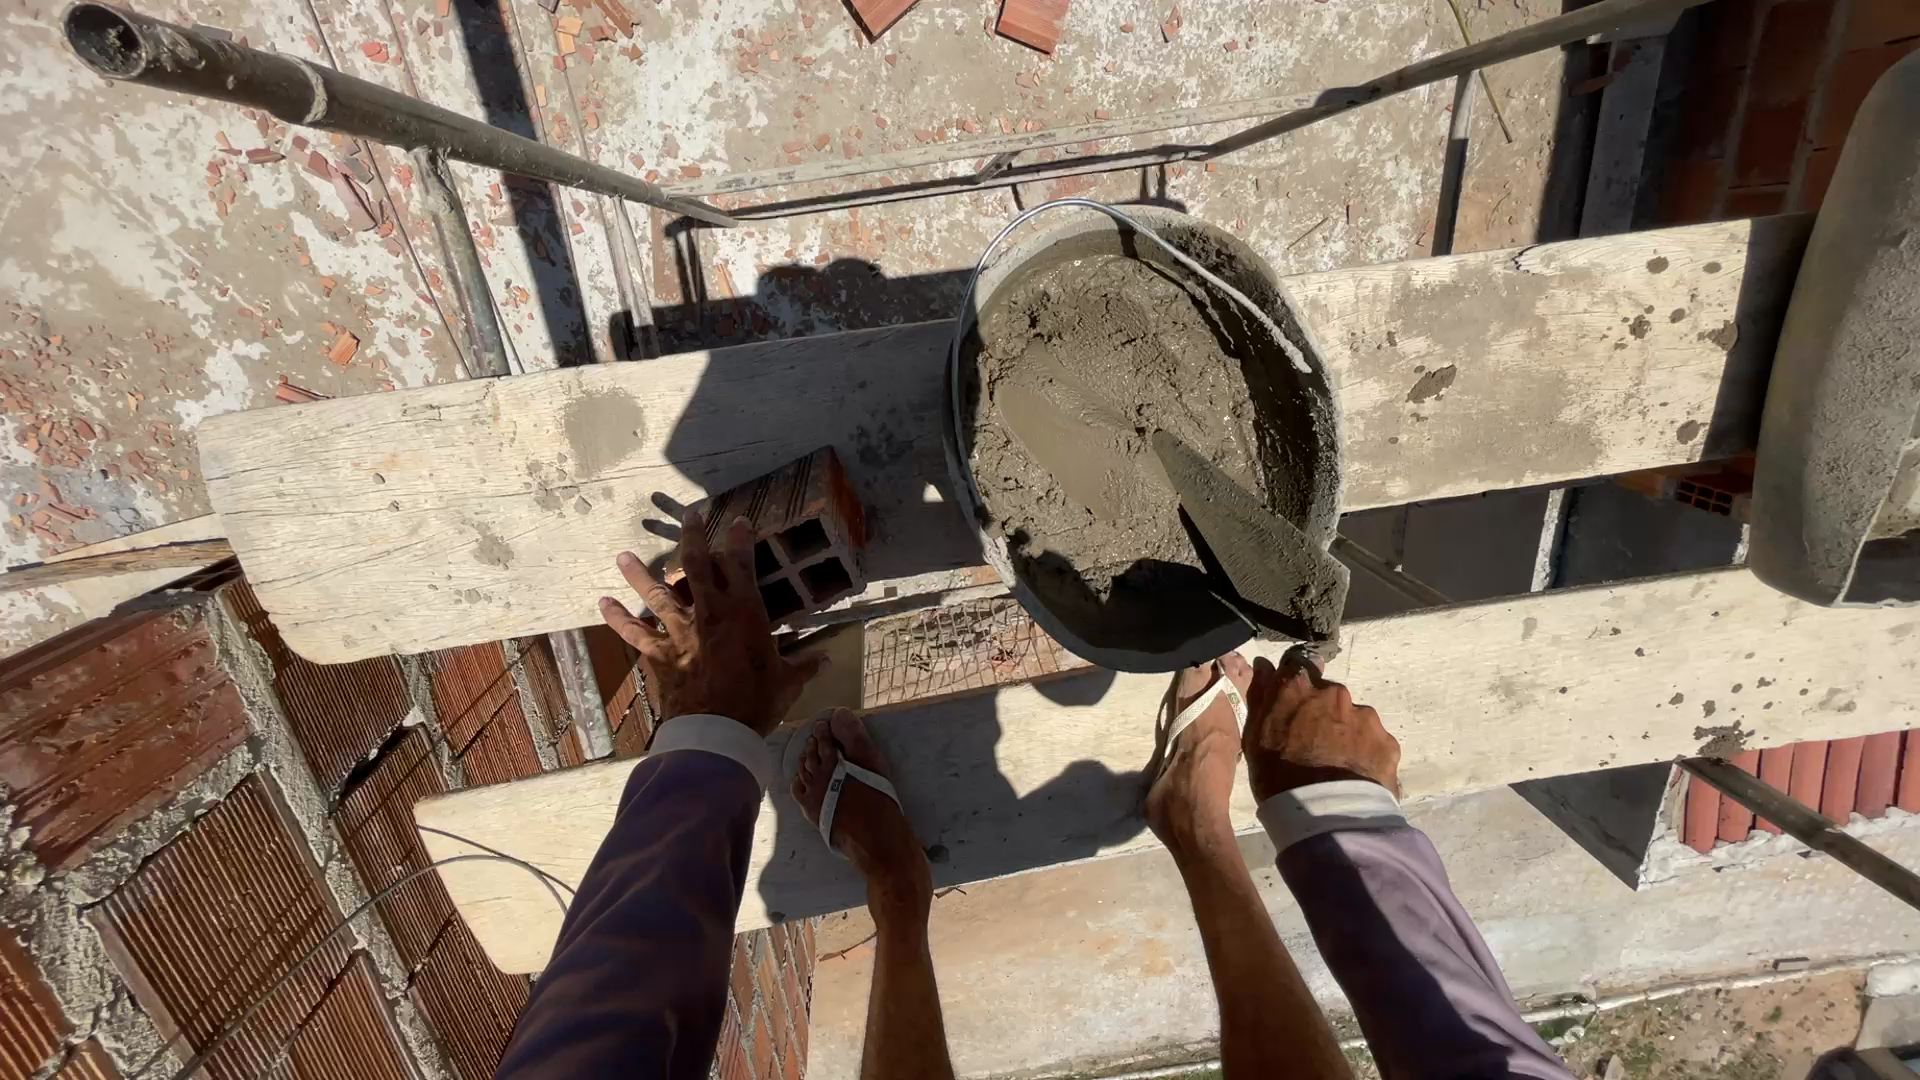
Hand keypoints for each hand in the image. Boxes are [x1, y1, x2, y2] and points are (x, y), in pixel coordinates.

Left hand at [599, 509, 826, 735]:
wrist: (716, 732)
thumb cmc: (756, 702)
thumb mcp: (787, 682)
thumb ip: (804, 666)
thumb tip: (826, 661)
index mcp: (744, 612)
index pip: (742, 564)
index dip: (740, 539)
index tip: (739, 520)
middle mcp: (710, 612)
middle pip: (697, 565)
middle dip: (693, 536)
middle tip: (690, 515)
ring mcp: (680, 631)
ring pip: (657, 594)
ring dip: (639, 573)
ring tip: (623, 555)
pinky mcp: (660, 654)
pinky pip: (635, 633)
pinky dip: (618, 618)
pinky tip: (603, 603)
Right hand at [1243, 648, 1399, 801]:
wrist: (1325, 813)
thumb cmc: (1277, 772)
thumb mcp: (1254, 734)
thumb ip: (1261, 695)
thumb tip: (1264, 665)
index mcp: (1297, 687)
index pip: (1297, 664)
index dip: (1295, 681)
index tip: (1292, 700)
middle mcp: (1334, 692)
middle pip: (1327, 693)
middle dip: (1321, 709)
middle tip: (1312, 740)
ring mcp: (1365, 716)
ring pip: (1352, 716)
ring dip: (1344, 730)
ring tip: (1335, 762)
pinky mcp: (1388, 742)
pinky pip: (1372, 740)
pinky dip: (1364, 751)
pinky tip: (1354, 773)